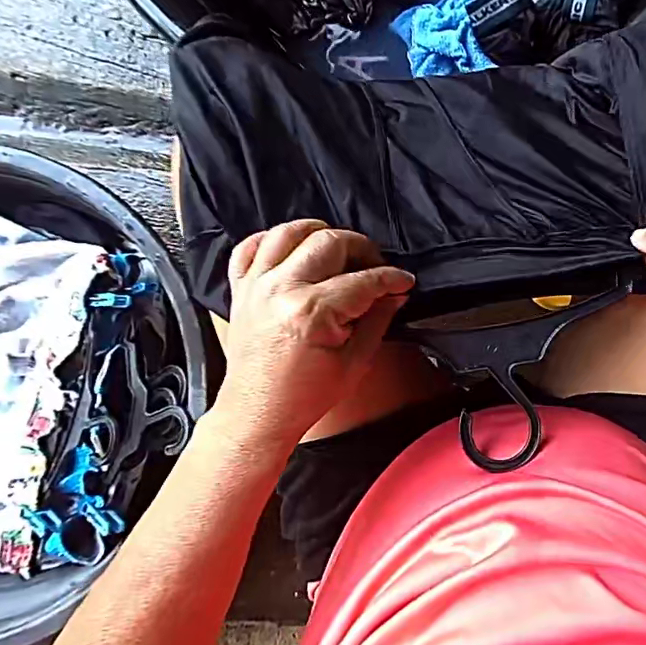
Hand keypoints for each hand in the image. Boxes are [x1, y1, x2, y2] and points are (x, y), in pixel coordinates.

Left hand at [213, 220, 413, 445]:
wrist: (259, 413)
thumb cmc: (303, 396)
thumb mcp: (355, 363)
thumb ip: (378, 320)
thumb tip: (394, 295)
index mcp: (311, 312)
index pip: (364, 279)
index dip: (392, 278)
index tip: (403, 281)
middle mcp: (281, 290)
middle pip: (330, 241)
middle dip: (362, 248)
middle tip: (376, 267)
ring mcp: (257, 286)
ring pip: (290, 231)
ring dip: (320, 233)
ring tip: (338, 250)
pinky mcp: (242, 289)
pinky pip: (250, 247)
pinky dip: (272, 241)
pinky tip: (293, 251)